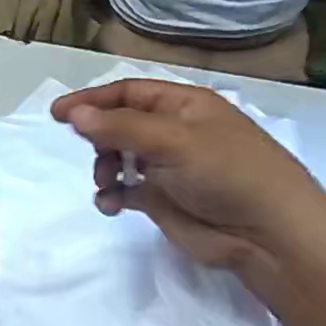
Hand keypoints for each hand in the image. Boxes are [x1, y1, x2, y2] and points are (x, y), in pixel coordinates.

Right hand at [51, 79, 325, 271]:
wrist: (267, 233)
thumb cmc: (226, 172)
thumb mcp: (174, 141)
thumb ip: (121, 127)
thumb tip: (74, 114)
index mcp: (184, 105)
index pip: (129, 92)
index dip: (93, 100)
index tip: (58, 115)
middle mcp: (176, 131)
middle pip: (122, 123)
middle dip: (101, 136)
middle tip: (93, 153)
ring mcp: (171, 167)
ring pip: (122, 157)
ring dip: (106, 166)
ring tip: (107, 182)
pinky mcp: (166, 200)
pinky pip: (129, 189)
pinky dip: (115, 194)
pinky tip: (112, 204)